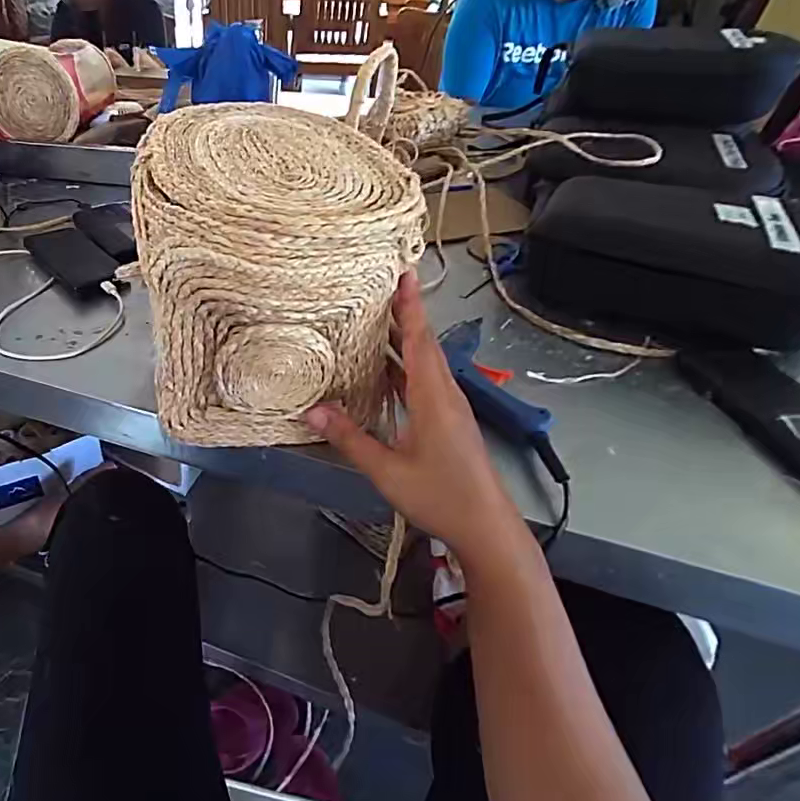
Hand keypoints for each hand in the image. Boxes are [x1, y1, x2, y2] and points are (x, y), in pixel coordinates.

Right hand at [305, 271, 523, 562]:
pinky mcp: (448, 419)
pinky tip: (387, 369)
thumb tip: (312, 411)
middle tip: (380, 287)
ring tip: (378, 319)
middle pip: (423, 343)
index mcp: (433, 395)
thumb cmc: (441, 496)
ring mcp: (449, 406)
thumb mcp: (388, 470)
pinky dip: (407, 363)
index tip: (403, 274)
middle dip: (404, 313)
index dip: (410, 306)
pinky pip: (426, 378)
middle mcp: (444, 392)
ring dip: (405, 337)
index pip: (419, 339)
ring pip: (426, 360)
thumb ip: (350, 439)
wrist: (486, 526)